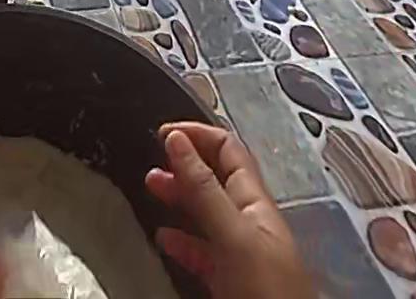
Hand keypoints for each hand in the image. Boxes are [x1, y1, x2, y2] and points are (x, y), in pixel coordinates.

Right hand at [146, 123, 315, 298]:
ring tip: (150, 188)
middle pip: (214, 178)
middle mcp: (248, 221)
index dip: (198, 133)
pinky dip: (182, 240)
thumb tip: (176, 139)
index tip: (164, 134)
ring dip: (178, 196)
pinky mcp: (230, 283)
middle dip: (183, 163)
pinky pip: (202, 252)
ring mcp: (240, 254)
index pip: (228, 149)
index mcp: (254, 201)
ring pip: (205, 212)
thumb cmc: (265, 292)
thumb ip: (204, 189)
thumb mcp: (233, 236)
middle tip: (152, 161)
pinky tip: (165, 240)